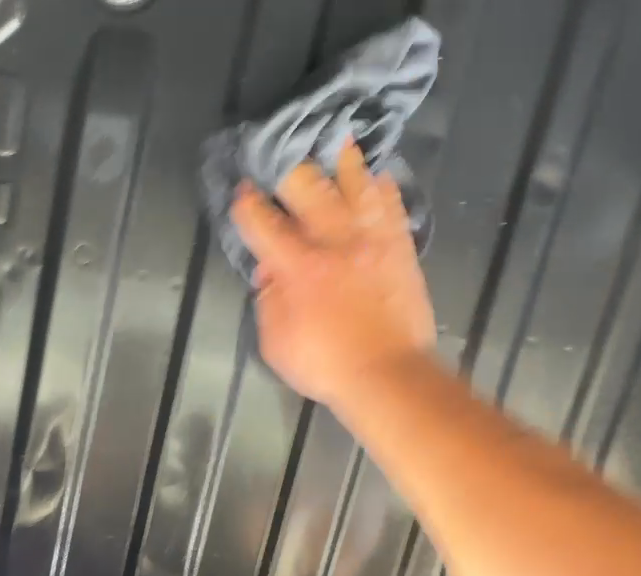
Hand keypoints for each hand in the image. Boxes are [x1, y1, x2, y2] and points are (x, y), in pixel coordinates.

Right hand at [230, 144, 437, 406]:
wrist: (387, 373)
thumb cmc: (324, 364)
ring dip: (344, 162)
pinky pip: (391, 206)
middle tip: (284, 155)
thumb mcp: (276, 342)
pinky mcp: (399, 248)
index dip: (248, 205)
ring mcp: (370, 241)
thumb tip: (267, 273)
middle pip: (309, 189)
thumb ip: (268, 303)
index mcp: (297, 268)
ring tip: (338, 139)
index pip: (264, 225)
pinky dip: (383, 187)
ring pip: (356, 187)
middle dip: (291, 170)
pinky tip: (378, 175)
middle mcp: (333, 243)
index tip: (242, 191)